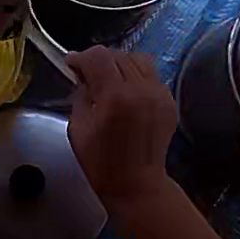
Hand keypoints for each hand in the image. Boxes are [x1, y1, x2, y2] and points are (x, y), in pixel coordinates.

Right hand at [66, 46, 178, 219]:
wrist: (135, 183)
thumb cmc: (100, 162)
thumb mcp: (78, 128)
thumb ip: (81, 96)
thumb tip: (83, 78)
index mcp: (115, 97)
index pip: (98, 57)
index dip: (81, 57)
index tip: (71, 63)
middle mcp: (140, 89)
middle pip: (118, 54)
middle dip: (98, 60)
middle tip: (86, 73)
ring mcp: (159, 94)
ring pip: (138, 59)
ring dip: (119, 64)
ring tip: (108, 79)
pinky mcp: (169, 101)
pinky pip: (151, 75)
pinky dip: (135, 76)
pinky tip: (126, 92)